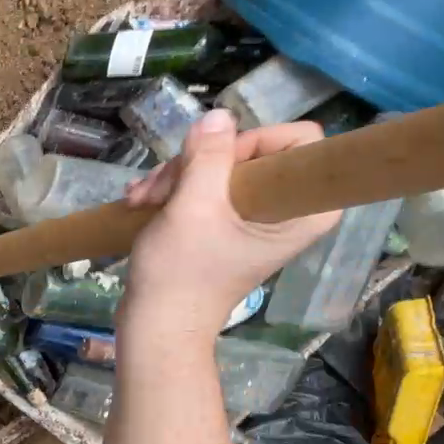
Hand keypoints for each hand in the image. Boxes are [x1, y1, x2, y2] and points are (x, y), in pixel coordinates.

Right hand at [121, 109, 339, 347]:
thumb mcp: (191, 210)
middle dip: (194, 167)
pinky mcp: (225, 233)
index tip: (202, 165)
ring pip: (219, 174)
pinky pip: (206, 195)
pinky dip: (172, 195)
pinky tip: (140, 203)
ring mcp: (254, 222)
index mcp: (305, 207)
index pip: (295, 141)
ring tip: (137, 200)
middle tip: (152, 189)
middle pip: (249, 156)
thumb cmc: (180, 274)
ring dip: (173, 181)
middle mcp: (289, 210)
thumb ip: (207, 159)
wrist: (155, 327)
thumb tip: (216, 115)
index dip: (246, 143)